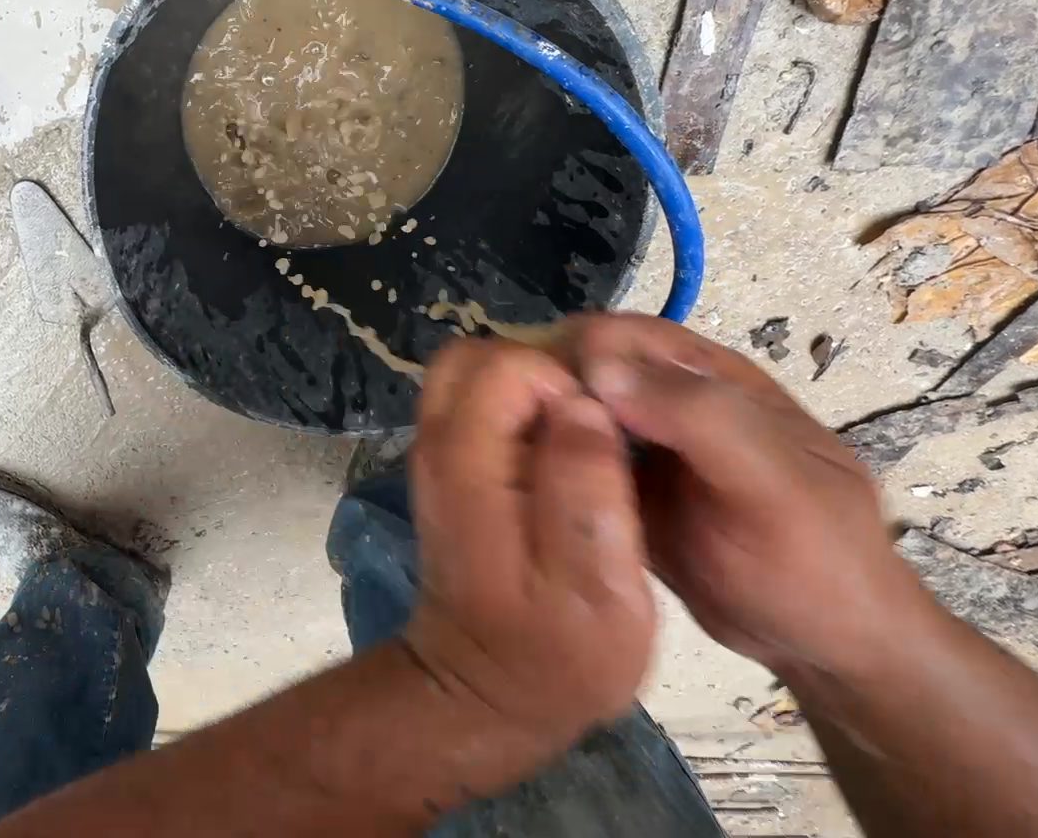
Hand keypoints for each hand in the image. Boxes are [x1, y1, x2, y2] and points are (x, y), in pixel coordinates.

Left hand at [404, 339, 655, 760]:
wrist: (485, 682)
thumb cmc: (556, 649)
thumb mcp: (597, 583)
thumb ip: (587, 484)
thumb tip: (582, 404)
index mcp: (465, 460)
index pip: (506, 364)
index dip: (565, 382)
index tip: (601, 432)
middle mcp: (436, 442)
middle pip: (476, 355)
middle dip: (543, 369)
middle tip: (590, 426)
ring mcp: (436, 452)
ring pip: (472, 374)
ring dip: (531, 387)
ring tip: (582, 440)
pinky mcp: (448, 466)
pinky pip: (475, 403)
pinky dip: (517, 407)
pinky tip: (561, 456)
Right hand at [556, 314, 934, 676]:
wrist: (820, 650)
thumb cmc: (816, 566)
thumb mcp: (777, 491)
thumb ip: (701, 420)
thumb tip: (597, 367)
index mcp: (708, 378)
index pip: (615, 336)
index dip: (575, 360)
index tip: (554, 410)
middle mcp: (661, 400)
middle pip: (574, 369)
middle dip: (542, 397)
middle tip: (528, 451)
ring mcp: (632, 445)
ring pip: (559, 413)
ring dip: (533, 433)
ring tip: (518, 476)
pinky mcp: (610, 485)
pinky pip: (559, 460)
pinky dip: (537, 468)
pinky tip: (528, 496)